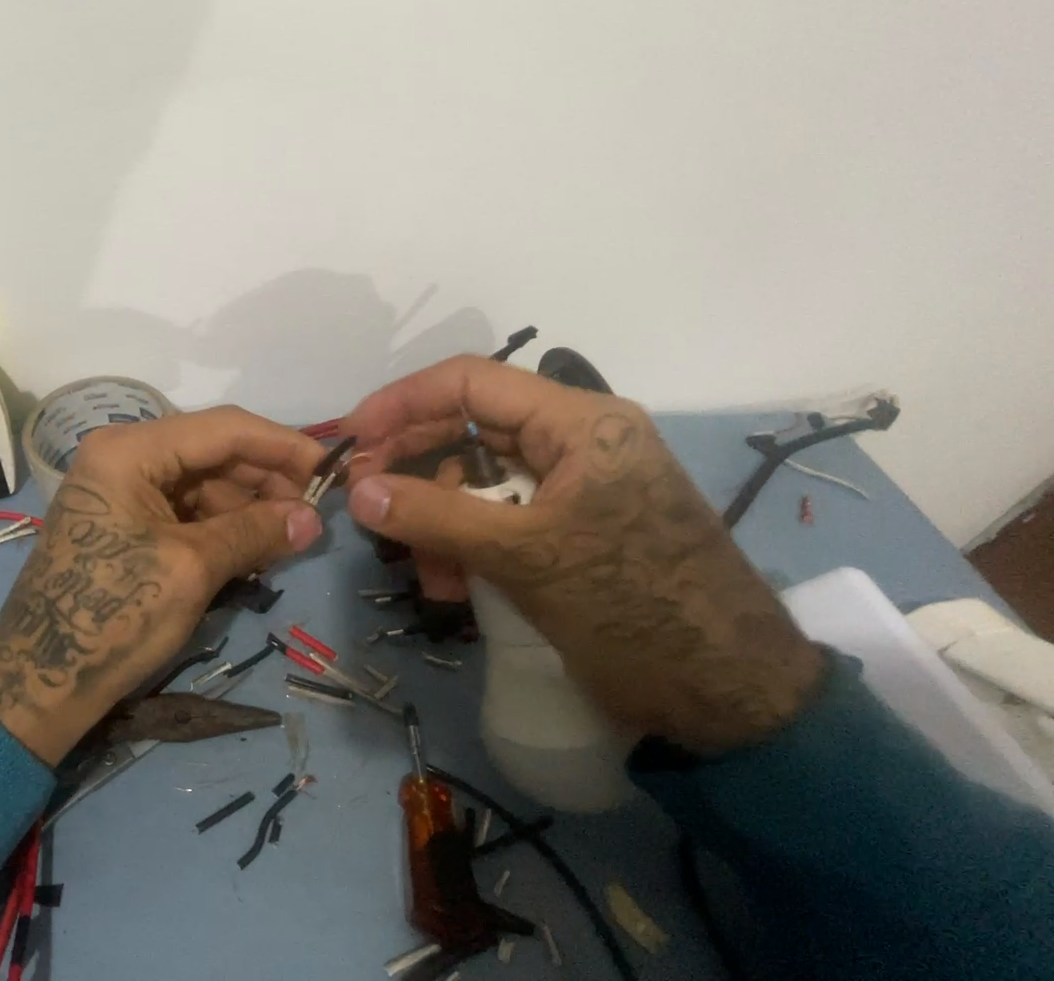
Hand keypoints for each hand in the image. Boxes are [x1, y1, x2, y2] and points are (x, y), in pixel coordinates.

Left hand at [0, 407, 325, 764]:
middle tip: (314, 515)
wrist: (41, 679)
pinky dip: (220, 525)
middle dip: (266, 480)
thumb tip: (313, 519)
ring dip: (247, 506)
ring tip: (290, 538)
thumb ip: (255, 532)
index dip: (283, 447)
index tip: (333, 471)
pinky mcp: (122, 521)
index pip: (223, 428)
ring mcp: (119, 489)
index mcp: (128, 451)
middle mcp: (121, 456)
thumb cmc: (113, 616)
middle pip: (212, 452)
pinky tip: (254, 548)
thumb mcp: (191, 569)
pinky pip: (182, 509)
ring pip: (201, 482)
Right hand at [340, 356, 825, 753]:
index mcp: (579, 424)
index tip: (352, 439)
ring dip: (435, 519)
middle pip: (467, 431)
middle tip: (364, 499)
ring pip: (473, 482)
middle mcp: (572, 444)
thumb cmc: (633, 606)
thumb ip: (435, 516)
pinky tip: (451, 586)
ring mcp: (569, 491)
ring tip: (423, 569)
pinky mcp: (563, 533)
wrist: (727, 696)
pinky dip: (461, 547)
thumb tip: (358, 492)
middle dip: (412, 466)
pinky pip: (492, 521)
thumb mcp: (524, 555)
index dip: (403, 403)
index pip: (472, 383)